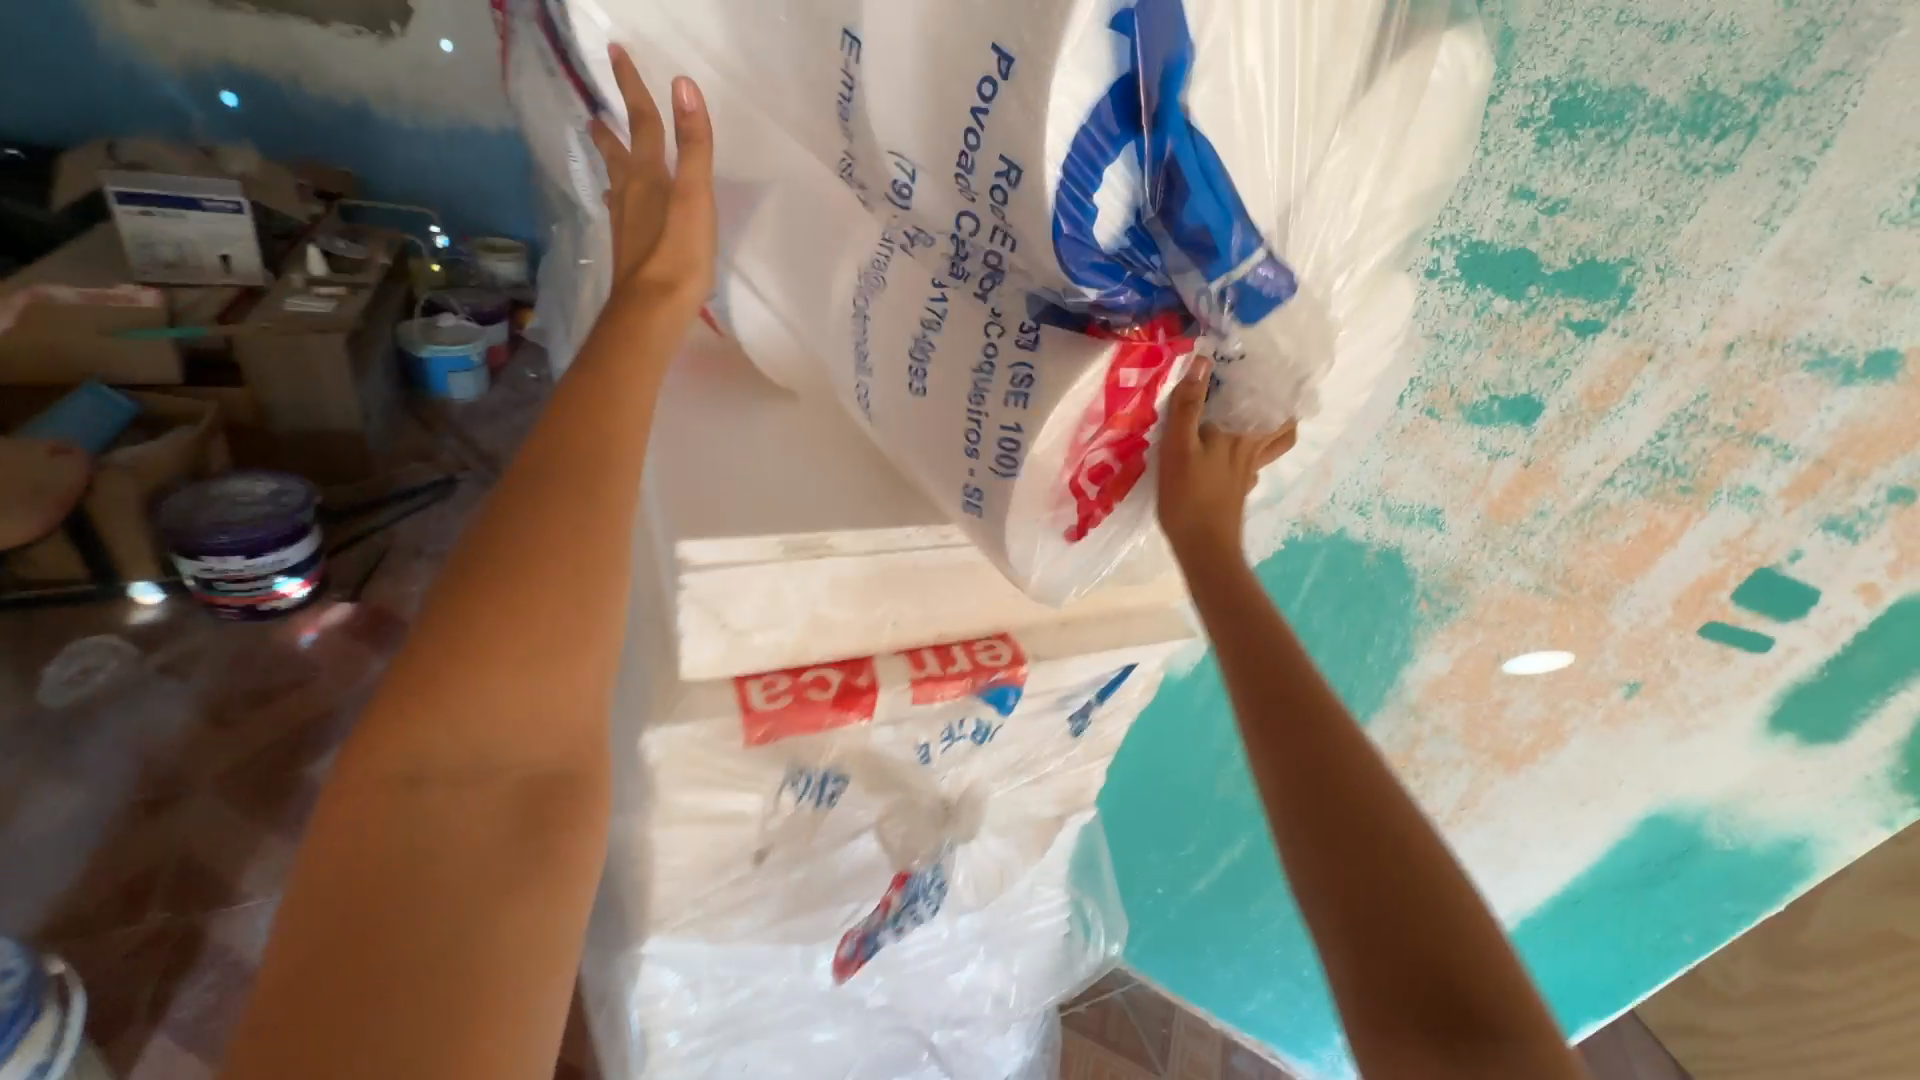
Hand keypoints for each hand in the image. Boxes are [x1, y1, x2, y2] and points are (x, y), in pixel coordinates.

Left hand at [589, 44, 714, 322]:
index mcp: (649, 176)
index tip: (617, 53)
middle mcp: (631, 194)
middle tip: (595, 111)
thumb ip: (694, 145)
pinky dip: (618, 196)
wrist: (652, 310)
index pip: (643, 123)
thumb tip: (683, 85)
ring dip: (610, 161)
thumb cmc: (679, 255)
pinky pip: (620, 209)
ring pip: (615, 181)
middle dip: (612, 128)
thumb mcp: (695, 197)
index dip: (633, 87)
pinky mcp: (629, 248)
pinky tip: (618, 205)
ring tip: (602, 148)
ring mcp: (626, 222)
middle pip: (620, 152)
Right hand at [1156, 356, 1297, 559]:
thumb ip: (1189, 405)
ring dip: (1269, 432)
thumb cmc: (1188, 495)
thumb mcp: (1178, 446)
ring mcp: (1247, 475)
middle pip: (1282, 428)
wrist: (1203, 548)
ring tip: (1254, 418)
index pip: (1272, 404)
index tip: (1270, 366)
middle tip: (1268, 391)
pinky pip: (1251, 467)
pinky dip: (1247, 456)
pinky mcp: (1237, 493)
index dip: (1276, 384)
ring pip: (1271, 448)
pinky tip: (1228, 456)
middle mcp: (1252, 452)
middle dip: (1281, 408)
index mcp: (1242, 436)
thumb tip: (1202, 361)